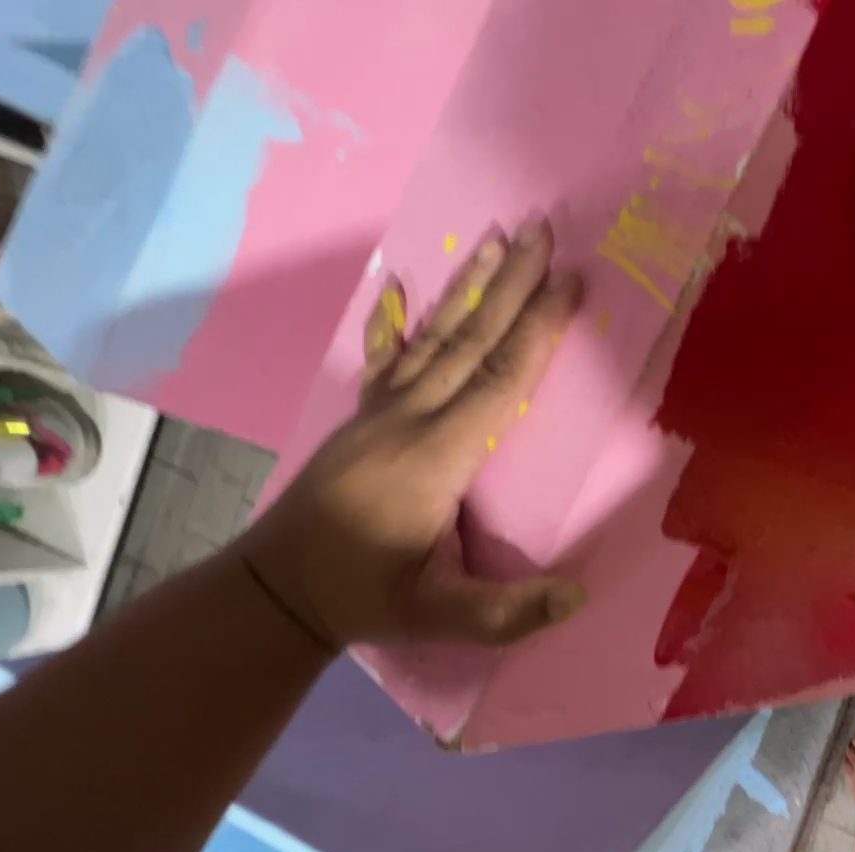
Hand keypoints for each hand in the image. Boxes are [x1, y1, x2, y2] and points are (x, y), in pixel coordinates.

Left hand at [234, 214, 587, 648]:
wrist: (275, 590)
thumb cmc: (366, 599)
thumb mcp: (438, 617)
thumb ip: (506, 613)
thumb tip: (579, 596)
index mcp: (435, 459)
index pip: (499, 382)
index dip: (538, 332)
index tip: (571, 284)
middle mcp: (408, 420)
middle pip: (470, 340)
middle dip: (512, 286)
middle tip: (543, 232)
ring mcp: (381, 412)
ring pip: (434, 336)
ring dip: (470, 286)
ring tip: (498, 239)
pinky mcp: (365, 417)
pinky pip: (391, 354)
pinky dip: (404, 315)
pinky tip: (408, 283)